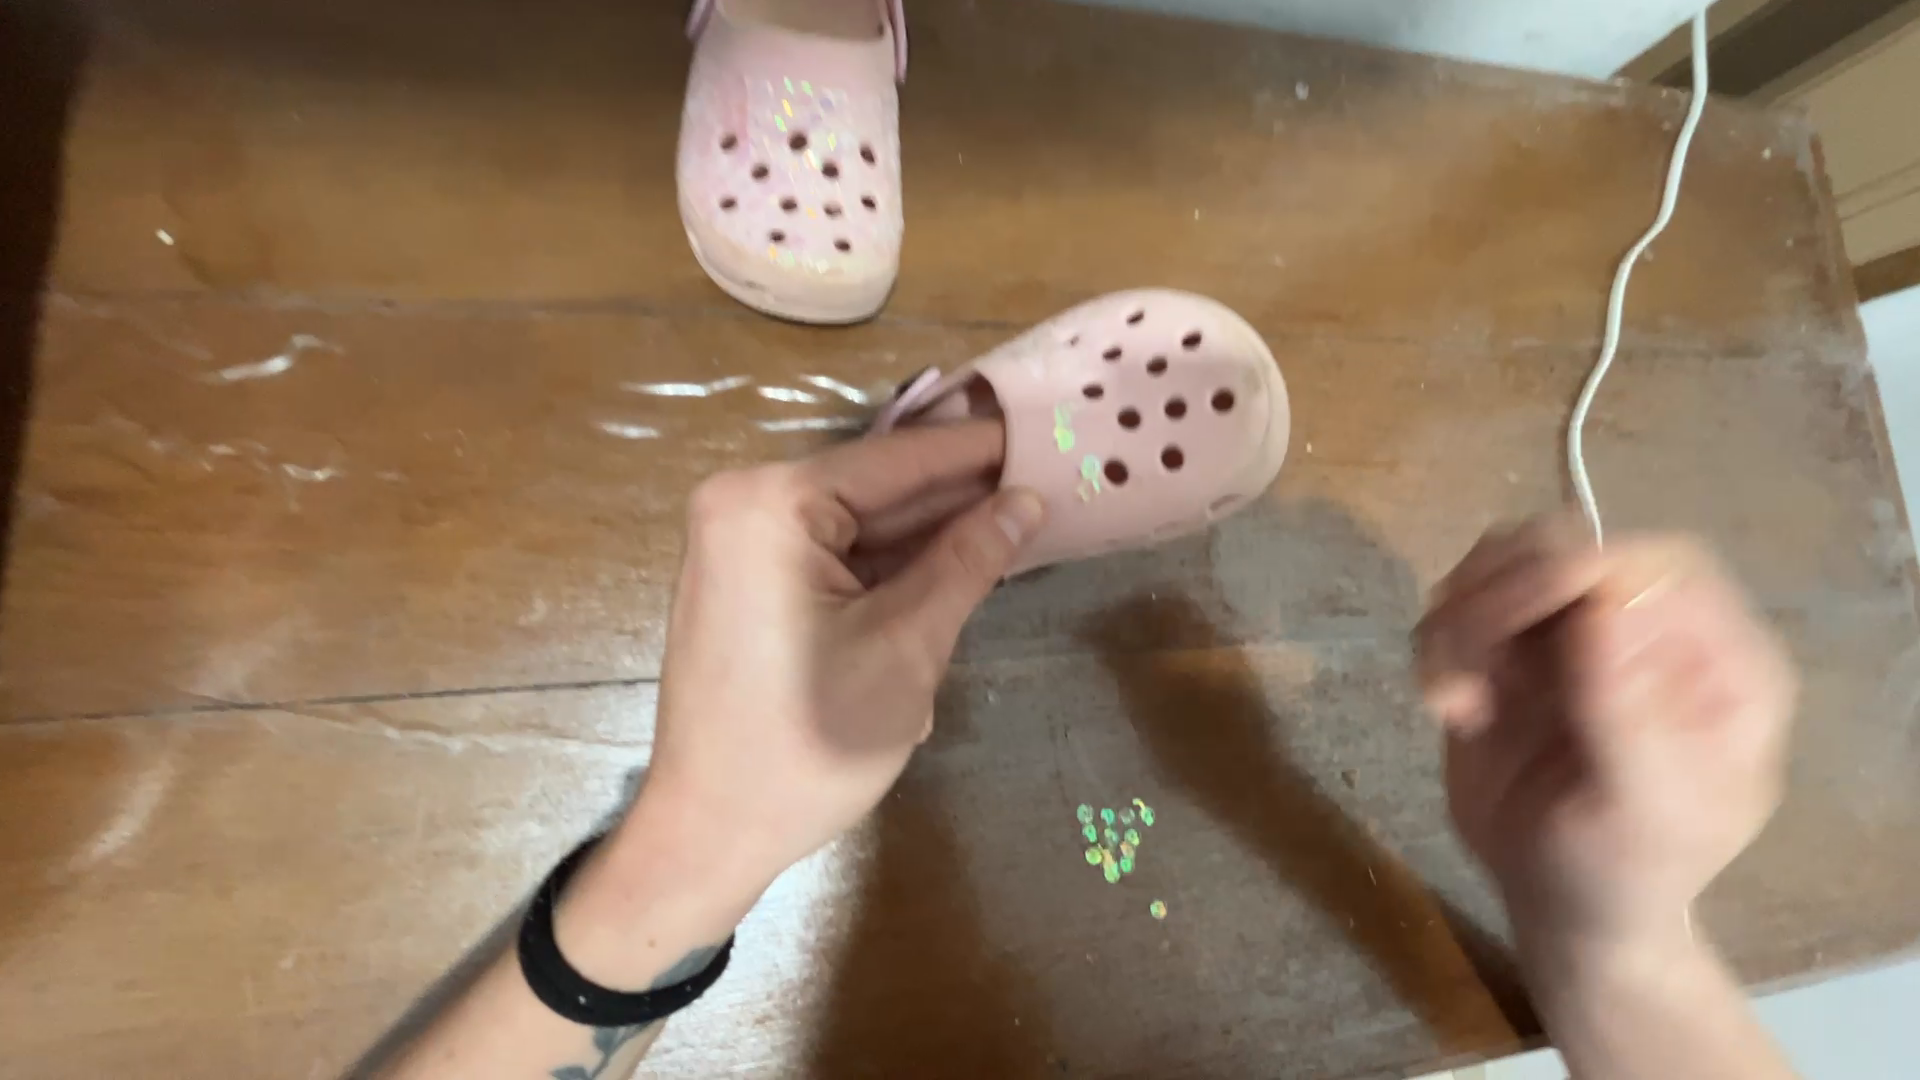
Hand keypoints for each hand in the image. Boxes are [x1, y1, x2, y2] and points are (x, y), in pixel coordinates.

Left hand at [614, 421, 1038, 907]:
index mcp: (771, 504)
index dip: (975, 451)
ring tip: (1014, 516)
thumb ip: (967, 561)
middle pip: (876, 490)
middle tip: (1040, 478)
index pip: (896, 461)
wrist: (710, 834)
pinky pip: (835, 555)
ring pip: (860, 525)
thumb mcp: (906, 646)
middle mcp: (746, 503)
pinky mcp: (750, 579)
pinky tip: (955, 558)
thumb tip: (1026, 502)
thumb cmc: (809, 744)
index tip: (1039, 432)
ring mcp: (742, 542)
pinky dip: (892, 563)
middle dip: (958, 494)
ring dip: (931, 532)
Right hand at [1414, 516, 1795, 947]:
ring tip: (1454, 700)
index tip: (1500, 619)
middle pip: (1554, 547)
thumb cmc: (1620, 868)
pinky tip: (1447, 708)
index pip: (1646, 564)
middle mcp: (1632, 631)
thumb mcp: (1641, 809)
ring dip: (1452, 627)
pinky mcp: (1498, 652)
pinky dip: (1430, 651)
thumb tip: (1604, 602)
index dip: (1569, 570)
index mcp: (1708, 660)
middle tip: (1462, 667)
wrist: (1554, 895)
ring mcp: (1560, 638)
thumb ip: (1627, 709)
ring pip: (1489, 569)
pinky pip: (1448, 612)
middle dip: (1491, 597)